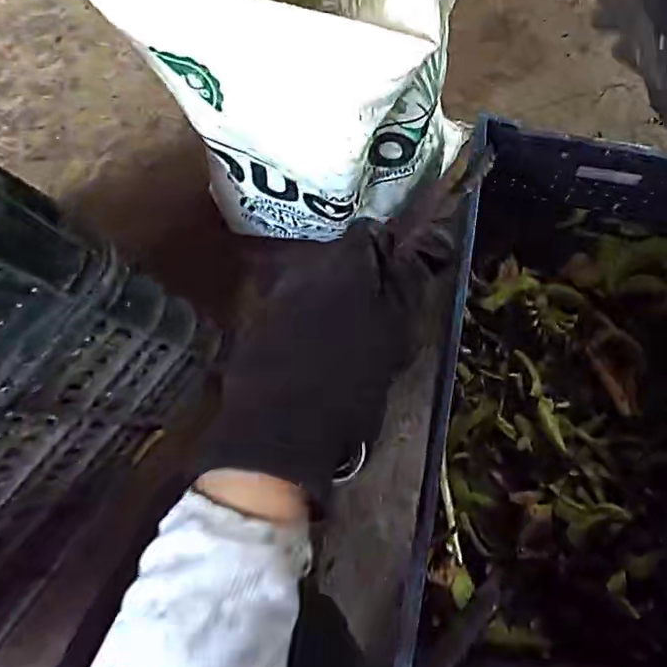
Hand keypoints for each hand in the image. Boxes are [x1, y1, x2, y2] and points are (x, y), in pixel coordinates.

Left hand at [195, 155, 479, 509]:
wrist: (279, 434)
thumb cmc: (350, 381)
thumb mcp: (395, 334)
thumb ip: (405, 285)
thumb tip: (413, 251)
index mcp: (344, 265)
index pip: (367, 232)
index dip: (385, 248)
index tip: (396, 272)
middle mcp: (303, 268)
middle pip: (336, 254)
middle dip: (355, 271)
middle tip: (373, 304)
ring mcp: (273, 295)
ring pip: (311, 279)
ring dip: (327, 293)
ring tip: (343, 327)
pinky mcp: (252, 323)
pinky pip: (288, 306)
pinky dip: (302, 316)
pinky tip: (311, 347)